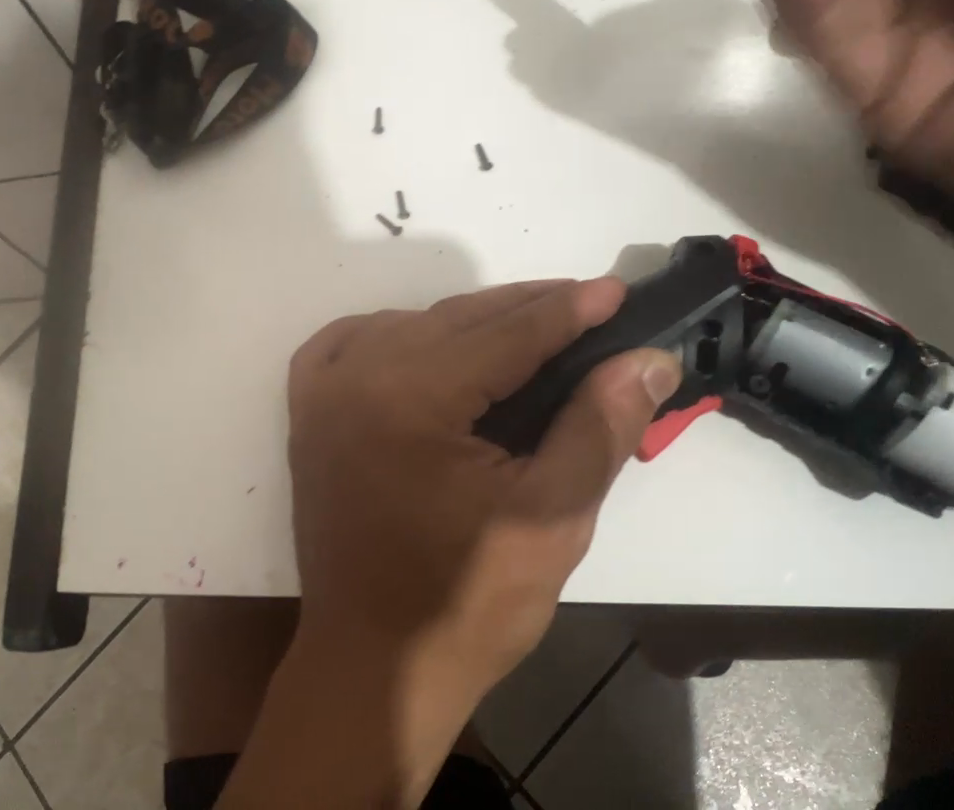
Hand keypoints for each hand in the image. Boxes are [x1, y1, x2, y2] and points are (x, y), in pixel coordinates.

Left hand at [285, 278, 681, 692]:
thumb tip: (645, 358)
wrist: (374, 663)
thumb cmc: (466, 604)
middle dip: (524, 311)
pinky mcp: (308, 416)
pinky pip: (350, 345)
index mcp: (407, 398)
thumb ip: (597, 426)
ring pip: (407, 328)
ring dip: (467, 322)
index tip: (616, 290)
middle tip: (587, 306)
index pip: (503, 335)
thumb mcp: (552, 518)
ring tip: (528, 330)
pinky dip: (394, 334)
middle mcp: (353, 377)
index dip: (566, 311)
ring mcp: (321, 394)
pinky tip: (429, 344)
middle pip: (454, 321)